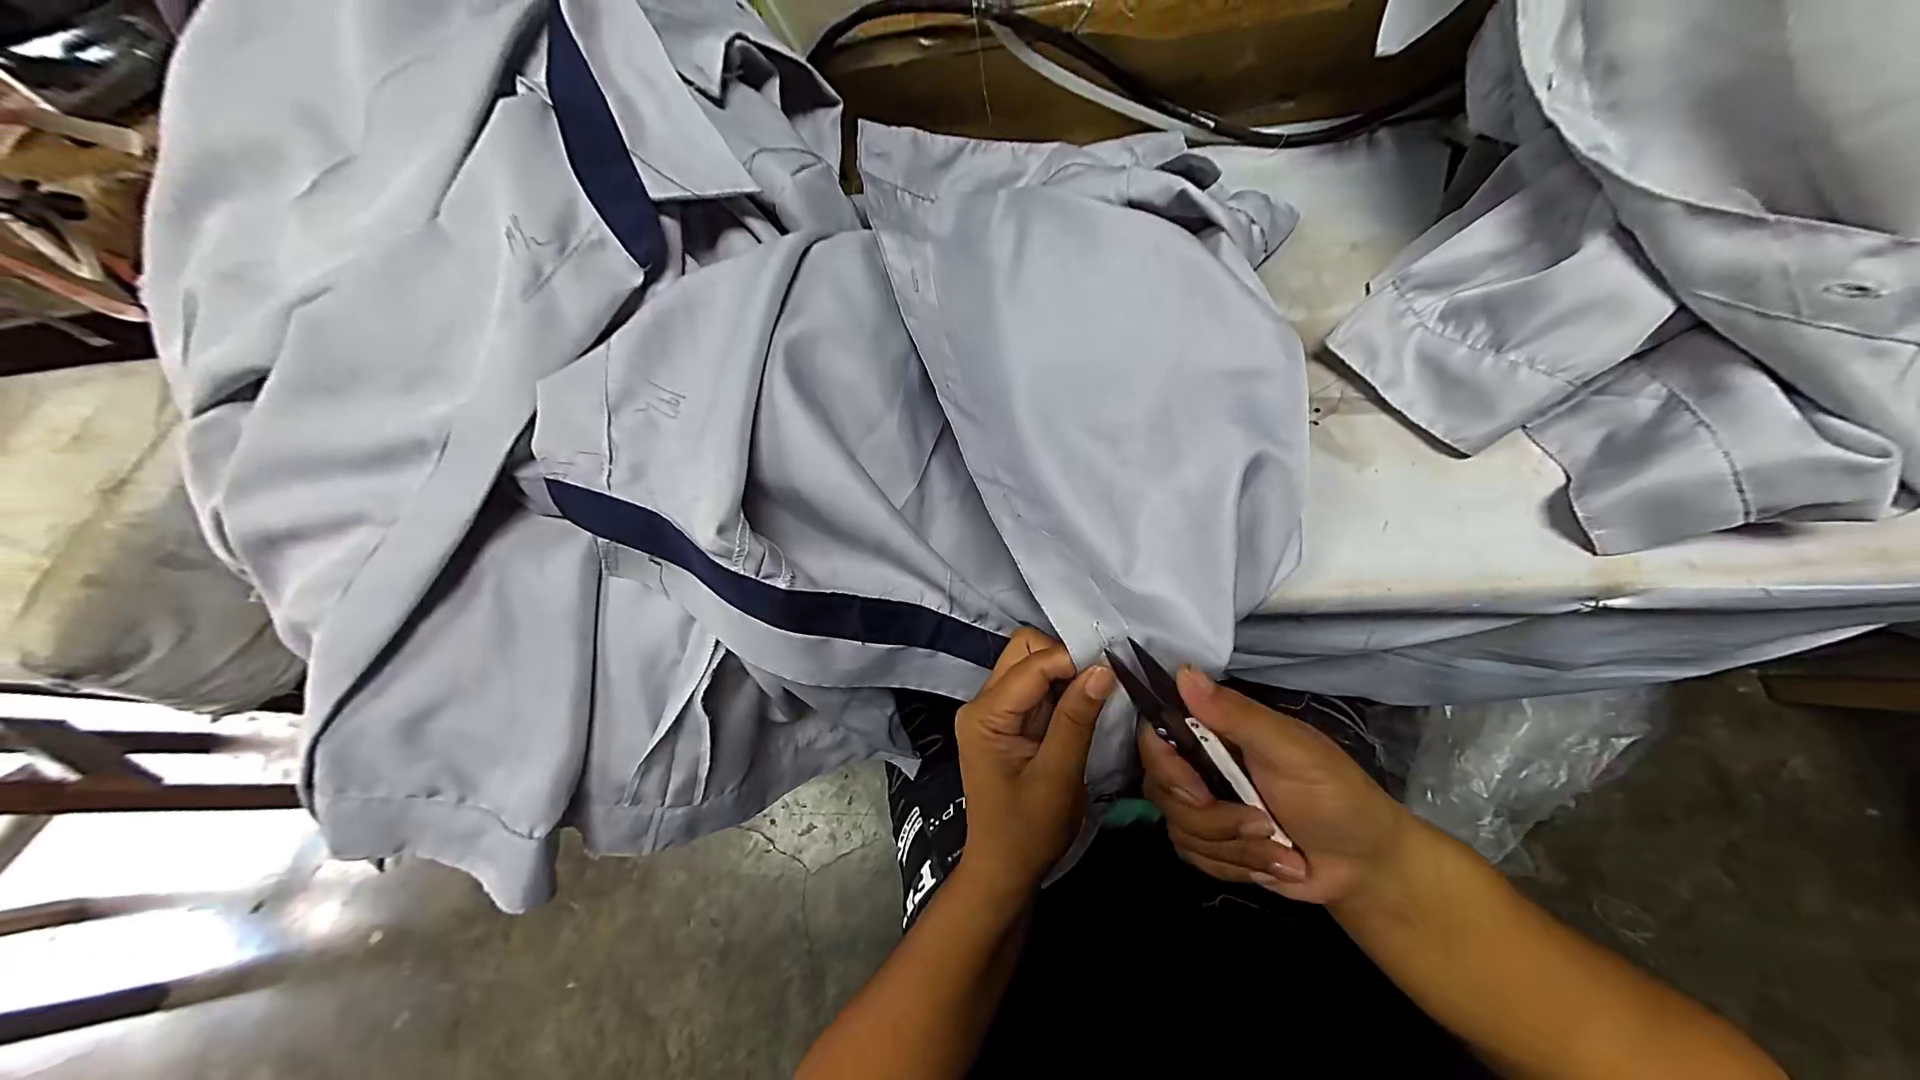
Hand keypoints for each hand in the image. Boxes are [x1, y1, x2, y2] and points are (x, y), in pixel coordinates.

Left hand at [953, 628, 1115, 897]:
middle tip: (1102, 680)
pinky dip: (1062, 688)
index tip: (1114, 668)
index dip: (1073, 659)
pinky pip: (1036, 687)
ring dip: (1065, 671)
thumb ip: (1077, 718)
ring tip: (1098, 691)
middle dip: (1065, 657)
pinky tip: (1084, 702)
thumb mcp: (1058, 776)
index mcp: (985, 715)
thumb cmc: (1028, 831)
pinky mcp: (1008, 721)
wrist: (1004, 869)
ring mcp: (993, 711)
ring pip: (1031, 663)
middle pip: (1024, 650)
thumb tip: (1104, 668)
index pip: (1032, 663)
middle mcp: (982, 703)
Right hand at [1138, 668, 1412, 904]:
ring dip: (1235, 847)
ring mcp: (1201, 806)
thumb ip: (1237, 714)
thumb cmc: (1335, 794)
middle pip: (1161, 789)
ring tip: (1280, 847)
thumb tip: (1184, 673)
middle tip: (1263, 823)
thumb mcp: (1292, 749)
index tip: (1200, 792)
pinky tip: (1273, 863)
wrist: (1365, 865)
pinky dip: (1238, 866)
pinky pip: (1195, 857)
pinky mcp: (1208, 844)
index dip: (1166, 767)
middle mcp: (1198, 764)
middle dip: (1214, 819)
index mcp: (1213, 731)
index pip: (1155, 736)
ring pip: (1180, 829)